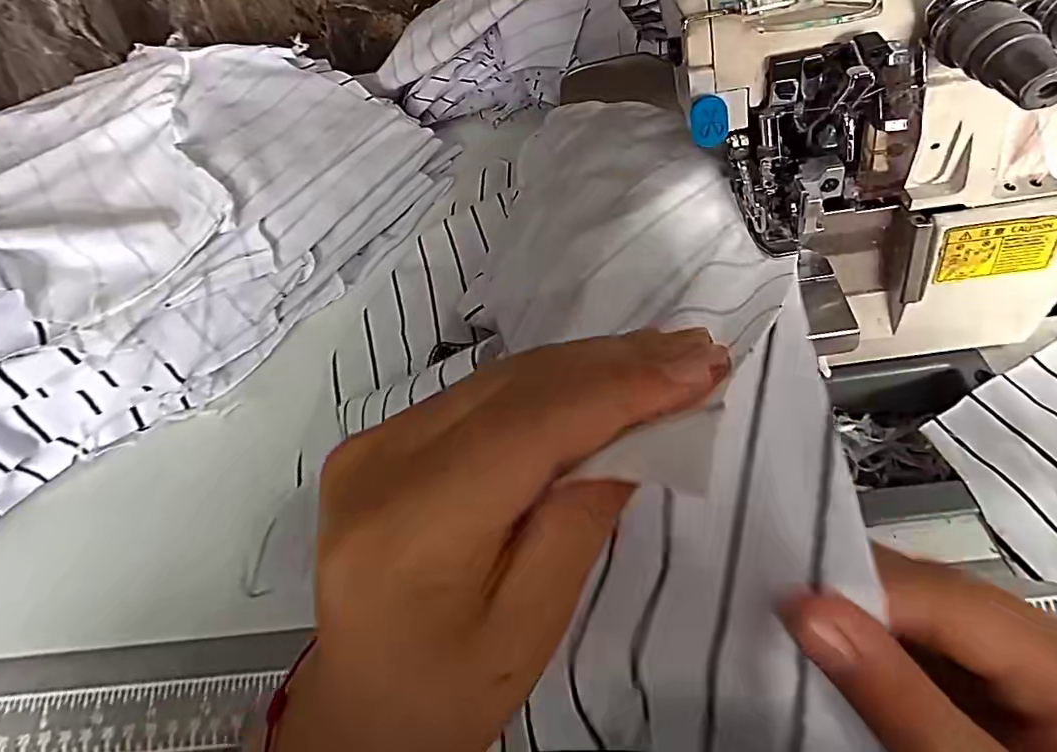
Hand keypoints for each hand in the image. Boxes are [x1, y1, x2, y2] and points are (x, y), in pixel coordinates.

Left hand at [275, 329, 729, 751]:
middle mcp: (384, 459)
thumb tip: (639, 425)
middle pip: (524, 385)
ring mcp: (381, 436)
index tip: (699, 366)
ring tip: (666, 353)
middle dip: (621, 363)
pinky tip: (607, 368)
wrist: (357, 706)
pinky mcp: (392, 431)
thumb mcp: (530, 626)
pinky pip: (494, 387)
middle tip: (698, 350)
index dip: (622, 387)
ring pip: (512, 373)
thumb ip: (583, 516)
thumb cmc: (448, 691)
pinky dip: (561, 376)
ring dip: (596, 360)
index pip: (533, 425)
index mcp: (410, 524)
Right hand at [785, 545, 1056, 751]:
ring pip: (926, 626)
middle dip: (860, 600)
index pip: (952, 598)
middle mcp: (1052, 651)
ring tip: (795, 623)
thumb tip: (809, 610)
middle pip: (939, 602)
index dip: (870, 590)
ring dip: (862, 626)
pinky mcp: (997, 702)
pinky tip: (839, 659)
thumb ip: (903, 703)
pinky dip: (880, 661)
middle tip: (780, 604)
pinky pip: (928, 661)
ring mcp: (1024, 677)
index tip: (790, 596)